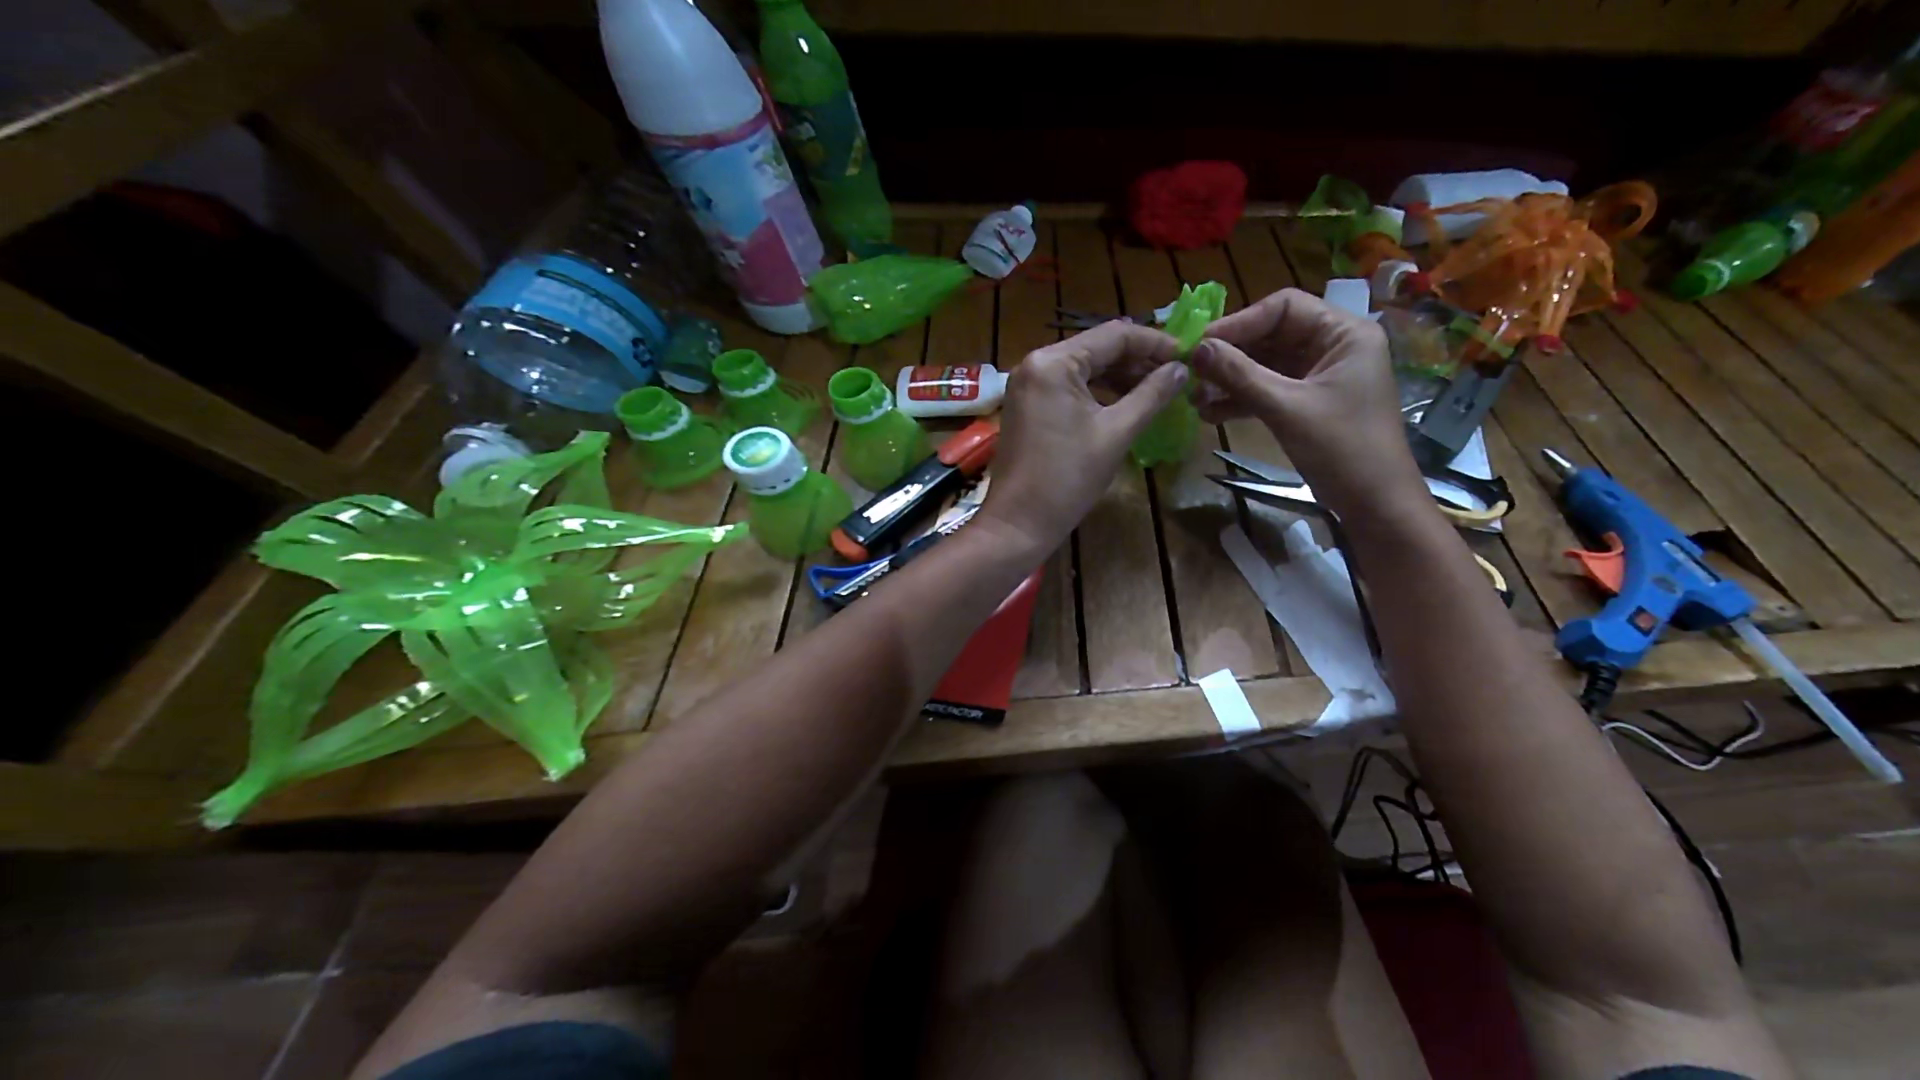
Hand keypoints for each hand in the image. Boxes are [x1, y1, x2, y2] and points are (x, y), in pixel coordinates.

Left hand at [977, 321, 1188, 551]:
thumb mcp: (1117, 432)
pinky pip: (1068, 387)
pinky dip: (1097, 392)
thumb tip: (1181, 369)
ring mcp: (1027, 384)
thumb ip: (1151, 395)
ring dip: (1120, 376)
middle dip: (1138, 360)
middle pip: (1097, 348)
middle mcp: (1035, 363)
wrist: (1019, 522)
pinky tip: (1126, 403)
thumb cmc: (1068, 478)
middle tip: (1177, 374)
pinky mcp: (1027, 405)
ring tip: (1158, 390)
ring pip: (1084, 368)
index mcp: (1053, 362)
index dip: (1155, 342)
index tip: (1188, 355)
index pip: (1115, 335)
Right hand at [1190, 288, 1426, 521]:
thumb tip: (1197, 348)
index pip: (1283, 307)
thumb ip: (1240, 374)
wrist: (1375, 503)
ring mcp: (1319, 375)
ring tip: (1195, 398)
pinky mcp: (1307, 402)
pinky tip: (1210, 413)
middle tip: (1190, 372)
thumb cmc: (1342, 449)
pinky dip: (1240, 399)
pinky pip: (1267, 389)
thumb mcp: (1286, 408)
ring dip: (1229, 379)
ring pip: (1264, 364)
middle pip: (1270, 334)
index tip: (1199, 343)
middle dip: (1230, 354)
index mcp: (1343, 333)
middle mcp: (1333, 346)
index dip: (1238, 322)